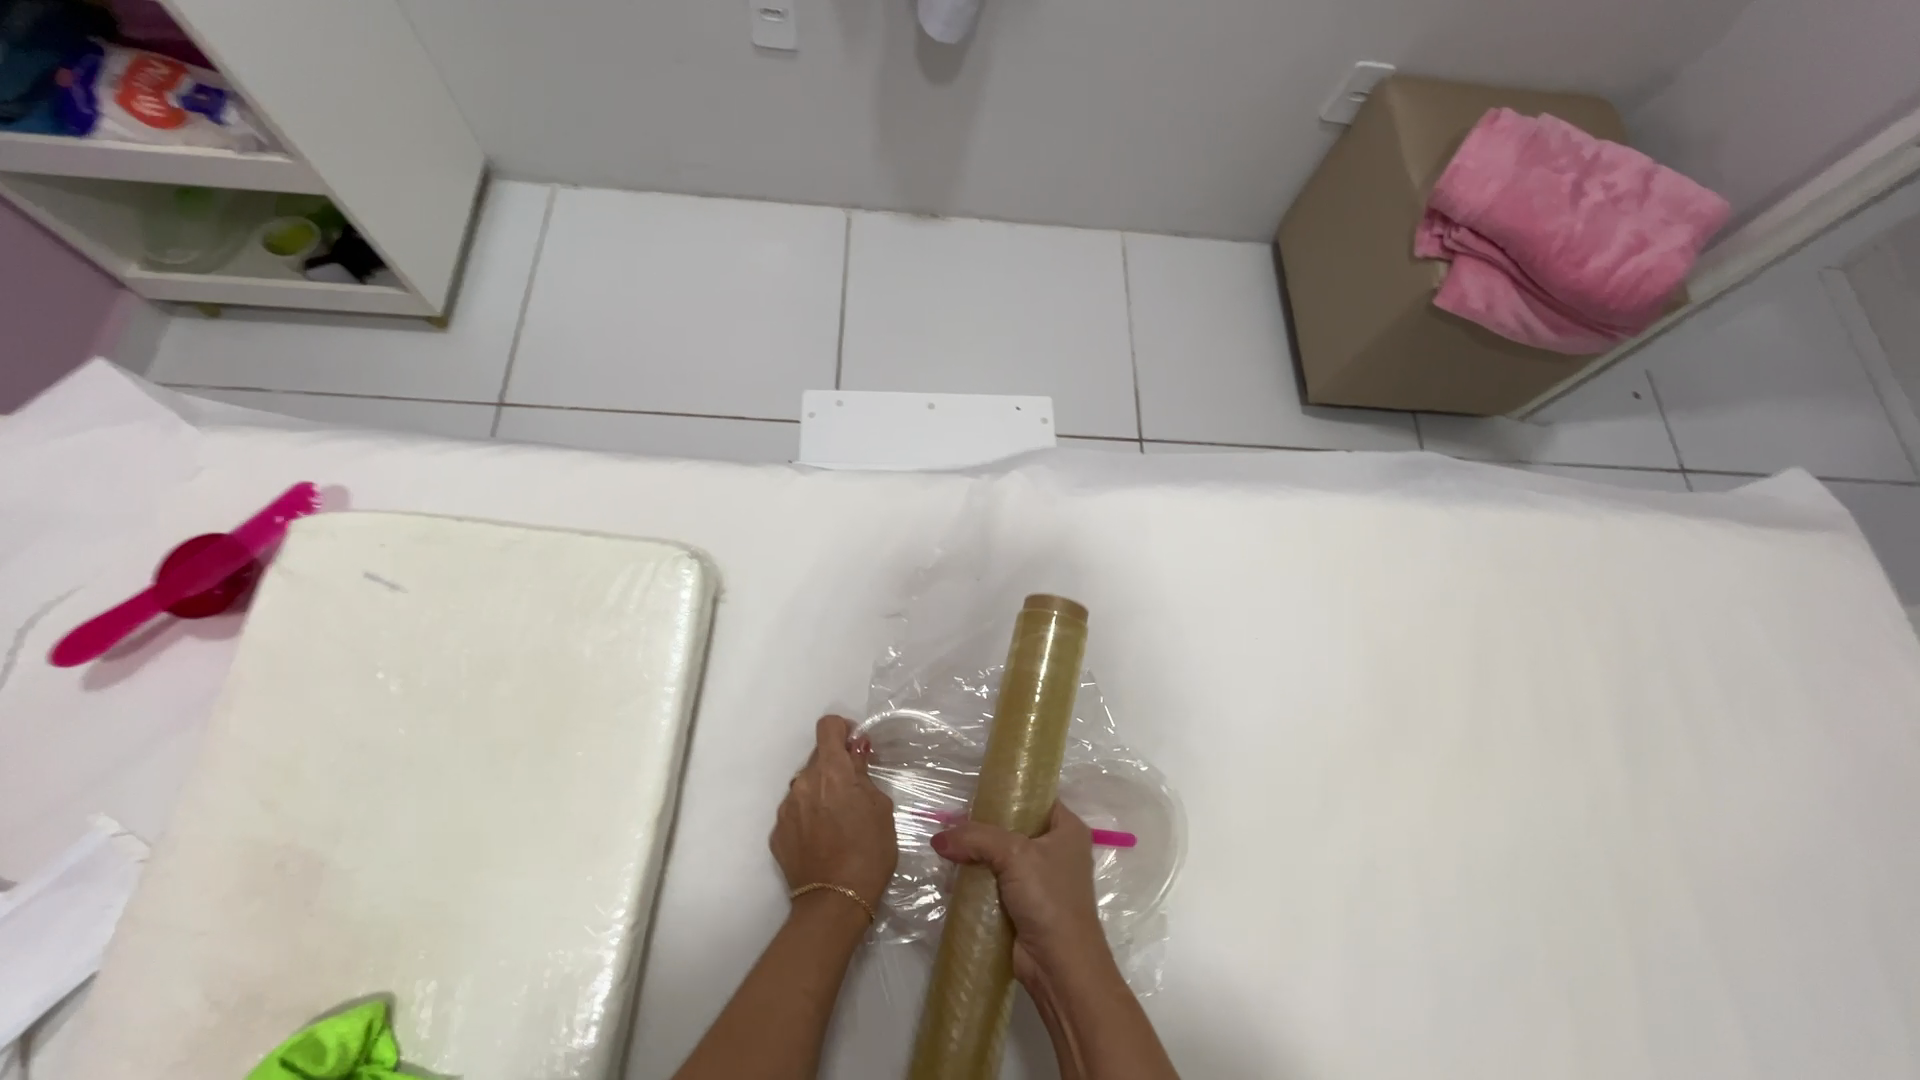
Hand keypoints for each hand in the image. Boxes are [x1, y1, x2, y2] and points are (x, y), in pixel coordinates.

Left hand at [772, 715, 897, 908]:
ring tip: (837, 823)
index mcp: (831, 772)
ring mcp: (785, 809)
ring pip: (805, 787)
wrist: (835, 902)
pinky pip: (795, 813)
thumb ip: (864, 776)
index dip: (843, 731)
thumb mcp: (881, 809)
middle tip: (853, 794)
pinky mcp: (777, 833)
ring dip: (820, 793)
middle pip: (817, 759)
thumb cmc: (869, 852)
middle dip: (835, 769)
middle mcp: (802, 783)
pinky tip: (822, 841)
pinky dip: (808, 817)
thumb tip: (855, 757)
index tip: (855, 748)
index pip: (828, 726)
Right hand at [931, 802, 1110, 988]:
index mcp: (1067, 829)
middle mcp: (1056, 849)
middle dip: (982, 827)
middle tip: (950, 822)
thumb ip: (976, 838)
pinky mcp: (1023, 904)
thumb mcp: (1014, 855)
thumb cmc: (1049, 898)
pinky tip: (951, 876)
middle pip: (1013, 826)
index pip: (1035, 797)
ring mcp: (1040, 878)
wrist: (1060, 966)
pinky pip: (994, 881)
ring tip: (944, 848)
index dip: (1006, 793)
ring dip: (975, 855)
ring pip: (1000, 856)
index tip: (973, 794)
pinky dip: (975, 879)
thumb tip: (938, 839)